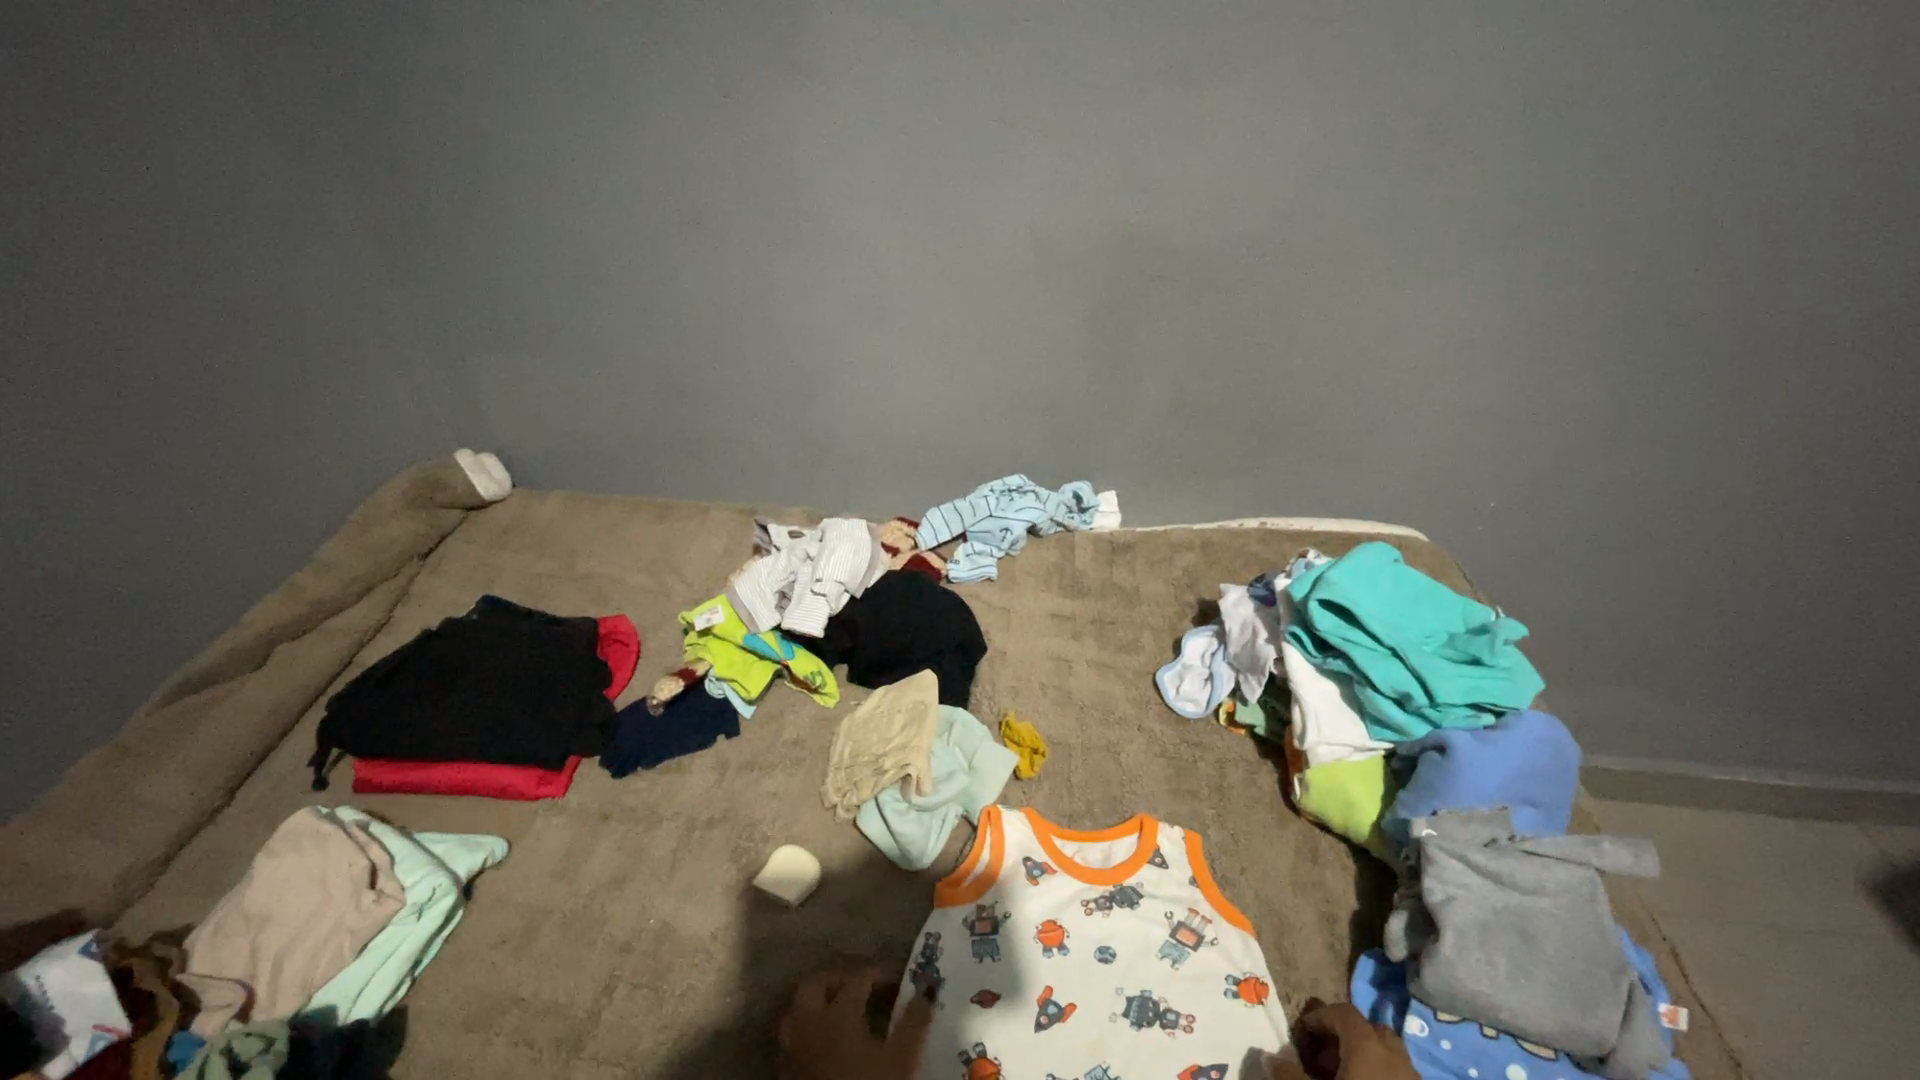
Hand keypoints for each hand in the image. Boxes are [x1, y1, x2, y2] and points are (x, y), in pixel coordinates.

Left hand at [778, 968, 933, 1079]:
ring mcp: (791, 1047)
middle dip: (837, 979)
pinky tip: (820, 1042)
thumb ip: (914, 1021)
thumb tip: (926, 990)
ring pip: (795, 1009)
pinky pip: (788, 1037)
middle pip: (815, 984)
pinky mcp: (784, 1070)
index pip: (858, 979)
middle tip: (859, 989)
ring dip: (815, 1002)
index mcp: (839, 1013)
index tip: (895, 983)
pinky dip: (804, 1028)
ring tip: (836, 1011)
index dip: (877, 975)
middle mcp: (810, 1022)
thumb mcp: (901, 1058)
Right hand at [1266, 999, 1417, 1079]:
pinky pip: (1399, 1077)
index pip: (1344, 1013)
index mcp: (1367, 1048)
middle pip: (1371, 1030)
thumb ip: (1288, 1075)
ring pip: (1389, 1056)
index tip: (1302, 1034)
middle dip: (1346, 1037)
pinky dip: (1381, 1077)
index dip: (1320, 1017)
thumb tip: (1270, 1058)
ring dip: (1365, 1058)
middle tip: (1324, 1058)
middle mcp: (1395, 1058)